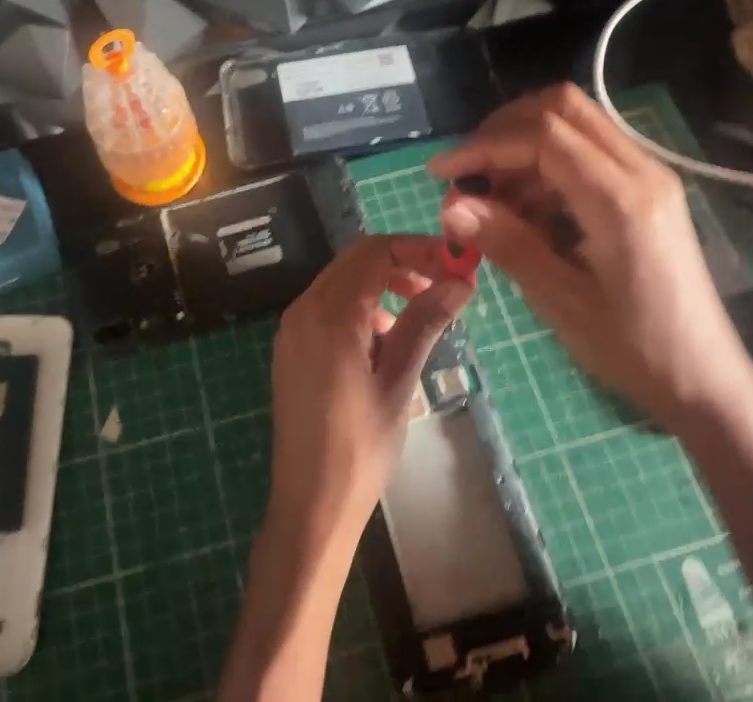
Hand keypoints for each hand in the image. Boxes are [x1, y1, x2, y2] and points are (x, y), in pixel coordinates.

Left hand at [266, 236, 475, 541]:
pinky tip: (387, 342)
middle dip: (402, 263)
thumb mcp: (399, 383)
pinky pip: (328, 309)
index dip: (419, 249)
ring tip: (421, 315)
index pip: (375, 253)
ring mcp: (292, 331)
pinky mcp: (291, 350)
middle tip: (445, 284)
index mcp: (329, 316)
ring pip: (341, 283)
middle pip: (355, 262)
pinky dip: (361, 308)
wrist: (311, 503)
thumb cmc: (361, 449)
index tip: (458, 264)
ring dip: (382, 285)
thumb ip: (425, 324)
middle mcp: (303, 311)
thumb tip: (461, 282)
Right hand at [429, 84, 752, 428]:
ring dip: (523, 149)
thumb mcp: (560, 301)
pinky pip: (588, 153)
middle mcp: (641, 171)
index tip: (440, 174)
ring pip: (575, 125)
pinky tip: (525, 212)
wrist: (706, 379)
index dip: (483, 146)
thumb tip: (449, 207)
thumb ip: (507, 243)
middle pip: (562, 108)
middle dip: (502, 131)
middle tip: (467, 175)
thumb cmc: (634, 349)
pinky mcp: (647, 192)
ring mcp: (649, 177)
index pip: (542, 135)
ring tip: (490, 202)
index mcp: (621, 199)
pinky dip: (546, 166)